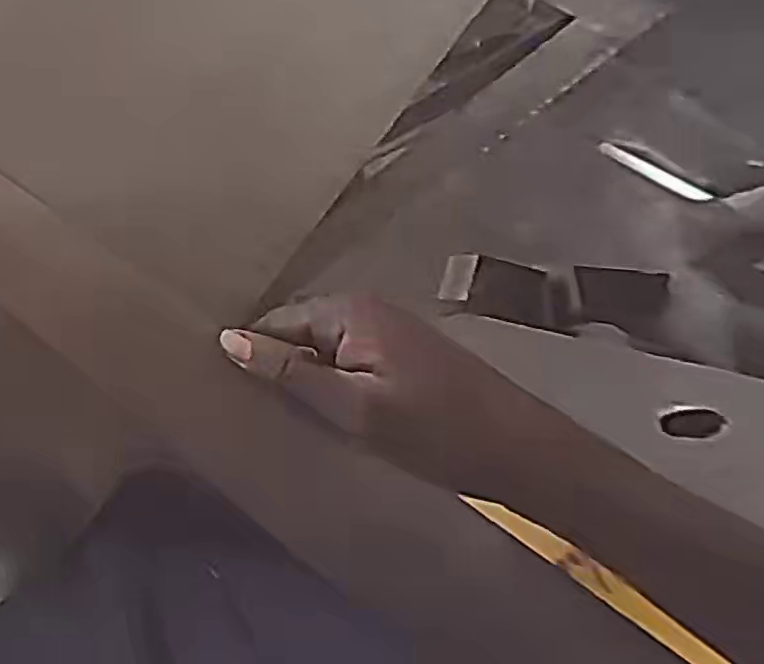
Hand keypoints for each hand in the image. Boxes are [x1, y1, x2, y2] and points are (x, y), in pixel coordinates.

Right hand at [219, 295, 587, 501]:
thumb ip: (289, 372)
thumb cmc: (438, 432)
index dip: (258, 357)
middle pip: (299, 332)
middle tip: (277, 411)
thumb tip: (228, 339)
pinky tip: (343, 412)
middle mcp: (364, 306)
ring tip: (307, 415)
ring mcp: (388, 327)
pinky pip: (349, 357)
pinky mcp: (405, 350)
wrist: (535, 458)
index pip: (275, 323)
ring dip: (313, 377)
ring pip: (323, 348)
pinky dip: (338, 381)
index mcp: (348, 310)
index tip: (242, 392)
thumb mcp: (353, 408)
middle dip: (285, 367)